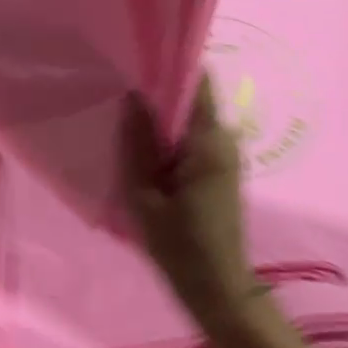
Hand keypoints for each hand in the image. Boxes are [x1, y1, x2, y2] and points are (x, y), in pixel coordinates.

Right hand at [120, 79, 263, 319]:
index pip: (197, 79)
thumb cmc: (179, 246)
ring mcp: (227, 154)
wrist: (218, 288)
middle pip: (193, 97)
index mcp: (209, 140)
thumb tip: (132, 96)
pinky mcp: (222, 170)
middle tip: (120, 88)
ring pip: (192, 119)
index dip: (168, 64)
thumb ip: (138, 144)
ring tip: (125, 116)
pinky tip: (144, 147)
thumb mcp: (145, 197)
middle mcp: (225, 138)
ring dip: (163, 117)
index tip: (136, 60)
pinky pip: (194, 139)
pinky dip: (171, 137)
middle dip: (160, 90)